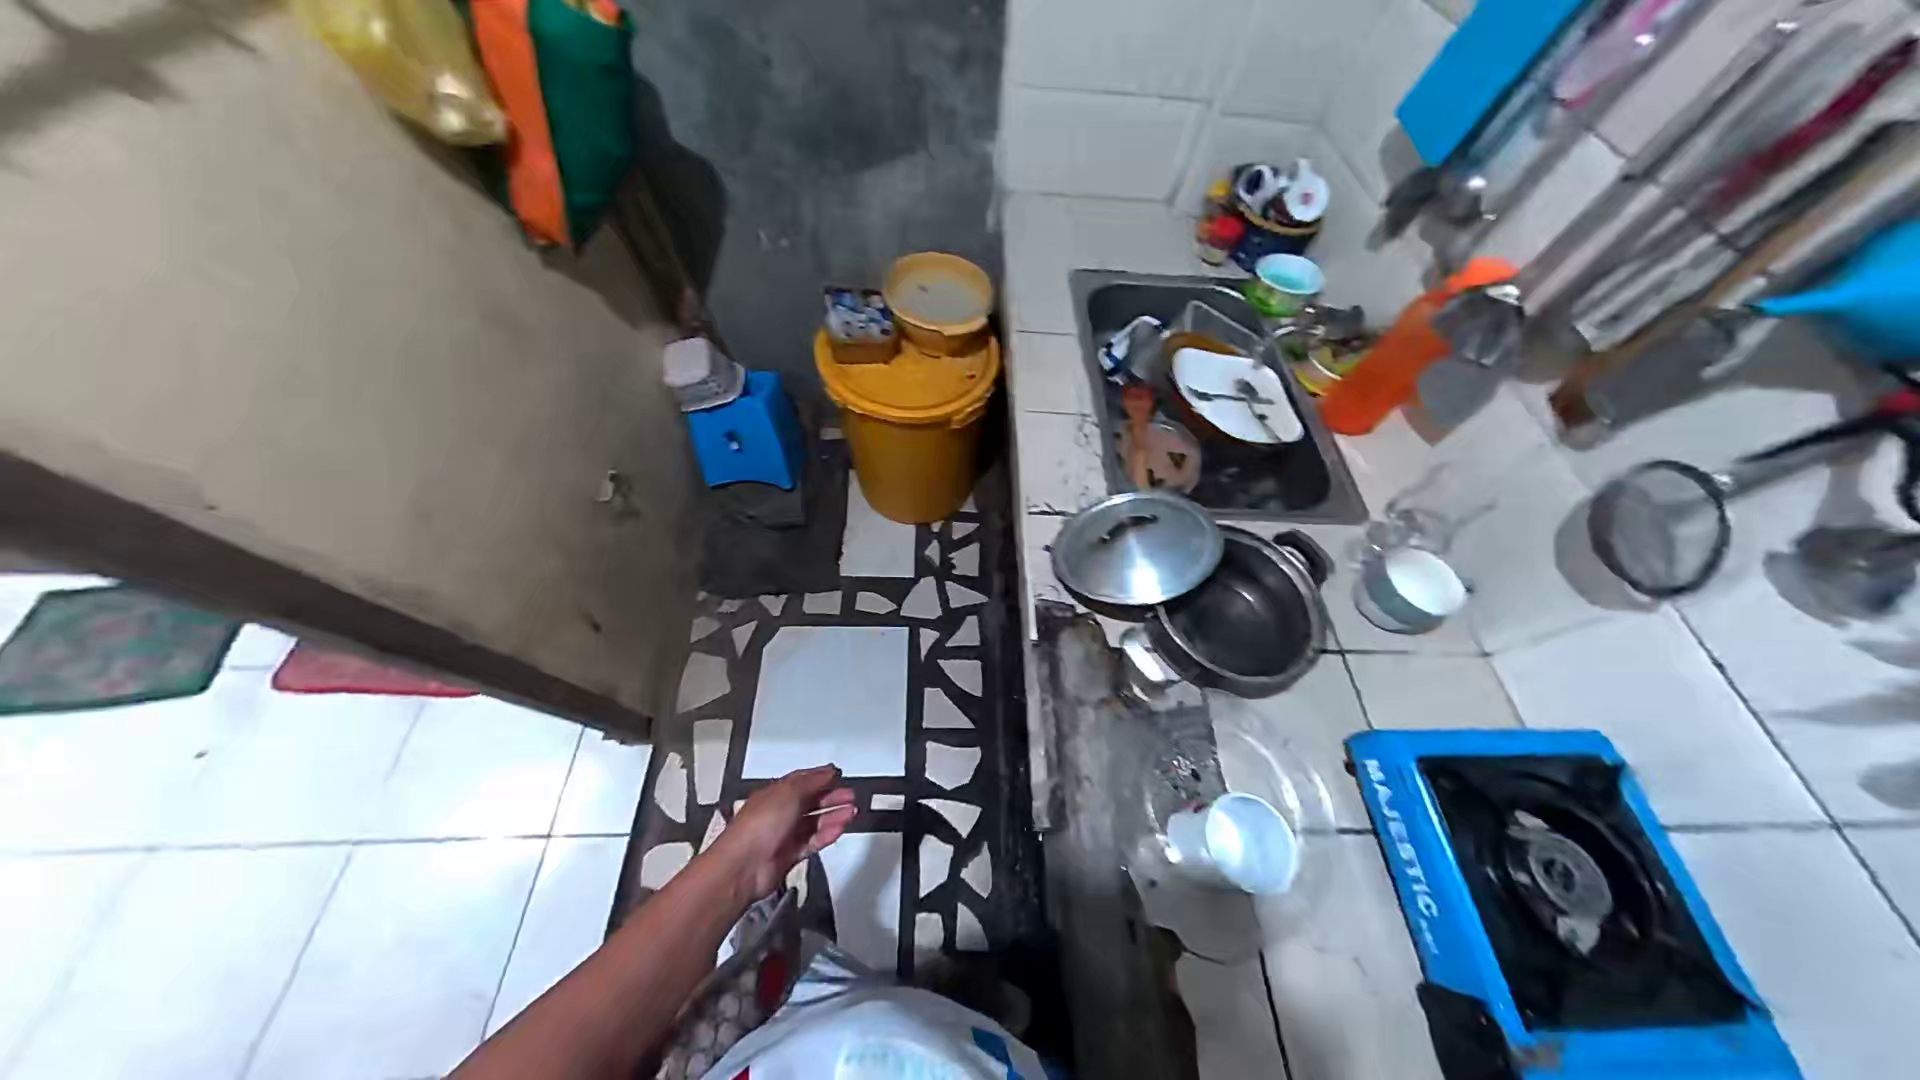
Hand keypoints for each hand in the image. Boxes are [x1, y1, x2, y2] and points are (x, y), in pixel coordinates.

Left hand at [709, 765, 855, 900]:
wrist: (744, 866)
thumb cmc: (761, 823)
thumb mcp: (789, 793)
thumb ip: (812, 781)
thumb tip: (829, 771)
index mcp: (775, 793)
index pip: (801, 781)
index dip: (820, 777)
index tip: (838, 775)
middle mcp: (779, 812)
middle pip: (811, 802)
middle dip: (831, 798)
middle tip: (850, 795)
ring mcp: (785, 834)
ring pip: (814, 822)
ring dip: (833, 816)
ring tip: (852, 811)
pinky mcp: (790, 855)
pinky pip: (813, 842)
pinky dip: (827, 835)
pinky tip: (840, 829)